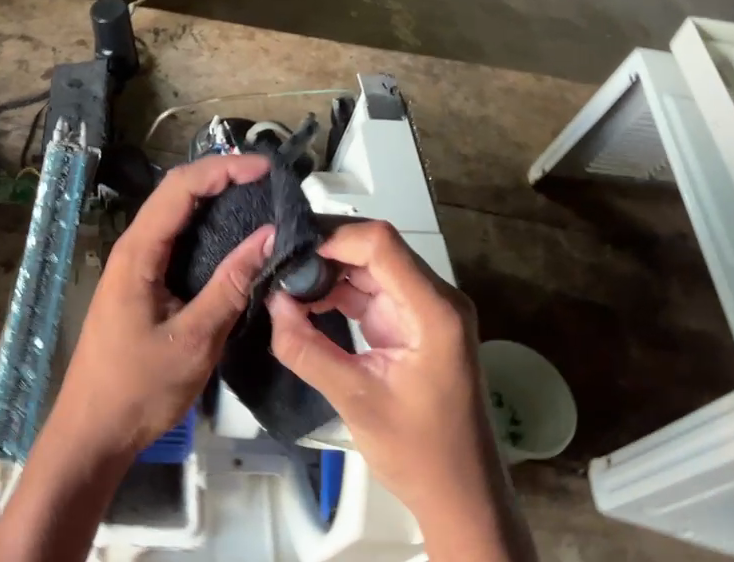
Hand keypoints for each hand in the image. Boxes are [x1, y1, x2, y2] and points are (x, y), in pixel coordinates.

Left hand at [48, 154, 273, 459]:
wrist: (94, 432)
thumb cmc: (139, 389)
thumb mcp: (195, 340)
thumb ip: (231, 285)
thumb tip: (270, 237)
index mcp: (138, 252)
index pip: (180, 188)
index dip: (223, 169)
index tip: (266, 169)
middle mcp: (133, 248)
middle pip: (177, 193)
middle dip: (222, 178)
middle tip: (269, 182)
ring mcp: (136, 266)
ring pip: (177, 217)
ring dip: (216, 202)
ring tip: (260, 201)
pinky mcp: (143, 284)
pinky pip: (177, 242)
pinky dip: (208, 232)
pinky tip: (235, 240)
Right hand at [267, 220, 531, 560]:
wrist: (461, 495)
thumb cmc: (421, 454)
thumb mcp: (355, 401)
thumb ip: (307, 349)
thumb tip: (272, 302)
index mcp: (433, 311)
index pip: (380, 244)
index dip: (331, 238)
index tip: (288, 254)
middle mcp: (432, 298)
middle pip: (372, 248)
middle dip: (322, 251)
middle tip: (276, 265)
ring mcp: (421, 309)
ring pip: (366, 266)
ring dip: (324, 271)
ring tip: (282, 283)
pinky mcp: (408, 322)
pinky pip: (367, 289)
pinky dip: (334, 291)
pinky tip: (302, 301)